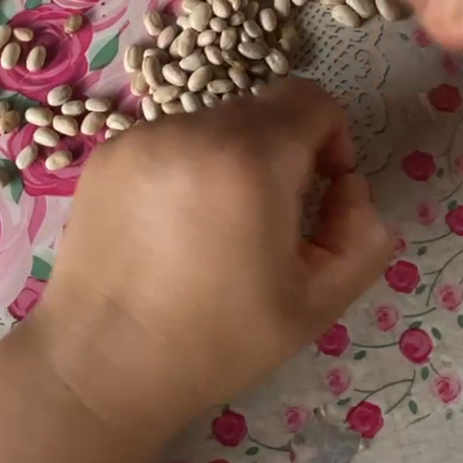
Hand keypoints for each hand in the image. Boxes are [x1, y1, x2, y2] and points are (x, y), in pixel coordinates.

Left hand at [25, 78, 393, 431]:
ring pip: (214, 125)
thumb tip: (349, 187)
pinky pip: (169, 140)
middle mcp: (193, 129)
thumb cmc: (216, 340)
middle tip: (266, 220)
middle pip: (263, 111)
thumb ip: (362, 234)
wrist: (101, 364)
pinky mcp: (108, 152)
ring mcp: (143, 136)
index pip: (311, 99)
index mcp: (251, 158)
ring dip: (231, 160)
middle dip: (282, 153)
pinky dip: (185, 167)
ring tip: (211, 228)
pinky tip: (167, 226)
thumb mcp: (317, 303)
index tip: (320, 187)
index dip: (331, 137)